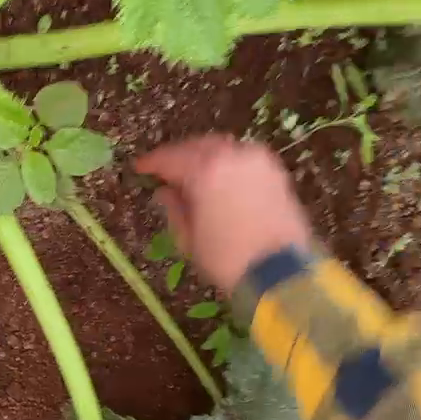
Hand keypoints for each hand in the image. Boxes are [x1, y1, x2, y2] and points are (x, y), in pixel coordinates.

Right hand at [135, 136, 314, 293]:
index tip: (140, 168)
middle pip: (198, 147)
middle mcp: (231, 155)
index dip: (152, 163)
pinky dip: (228, 164)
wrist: (280, 272)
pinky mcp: (275, 171)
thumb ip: (175, 208)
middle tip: (166, 171)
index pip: (170, 158)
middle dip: (180, 157)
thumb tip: (166, 191)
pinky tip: (221, 180)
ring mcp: (256, 160)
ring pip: (223, 149)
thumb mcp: (189, 239)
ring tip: (193, 175)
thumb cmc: (227, 260)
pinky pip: (243, 158)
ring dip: (205, 157)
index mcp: (204, 171)